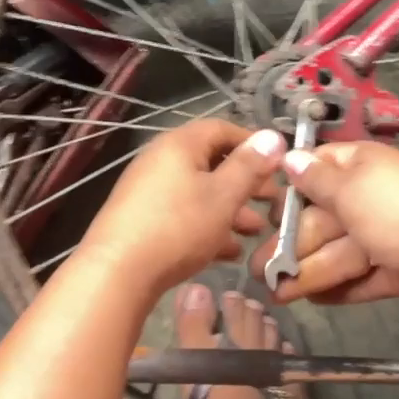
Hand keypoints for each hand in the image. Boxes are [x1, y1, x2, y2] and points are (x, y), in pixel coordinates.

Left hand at [72, 119, 286, 298]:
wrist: (118, 270)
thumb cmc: (177, 226)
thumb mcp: (222, 195)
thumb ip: (249, 166)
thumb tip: (272, 136)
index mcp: (180, 143)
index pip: (221, 128)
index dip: (252, 143)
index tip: (279, 164)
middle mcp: (162, 158)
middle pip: (210, 161)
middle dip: (244, 180)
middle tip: (274, 201)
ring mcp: (150, 188)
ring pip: (199, 190)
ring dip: (229, 207)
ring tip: (257, 231)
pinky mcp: (144, 217)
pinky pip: (184, 213)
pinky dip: (208, 225)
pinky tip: (230, 251)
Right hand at [247, 142, 398, 322]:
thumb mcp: (350, 191)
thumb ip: (315, 180)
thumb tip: (289, 156)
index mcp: (359, 164)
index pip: (315, 170)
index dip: (288, 191)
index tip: (262, 214)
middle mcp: (371, 195)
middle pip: (323, 217)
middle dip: (292, 243)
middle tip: (260, 271)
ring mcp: (388, 234)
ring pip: (339, 250)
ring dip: (310, 271)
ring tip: (279, 294)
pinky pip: (363, 276)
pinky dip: (340, 288)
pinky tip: (313, 300)